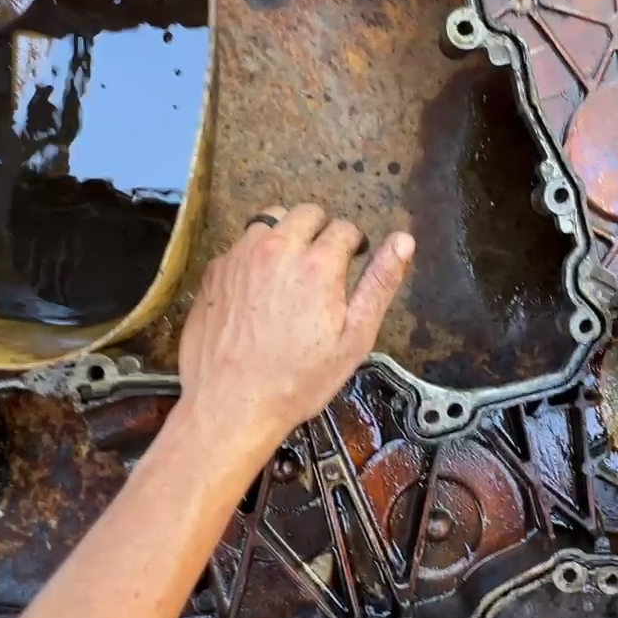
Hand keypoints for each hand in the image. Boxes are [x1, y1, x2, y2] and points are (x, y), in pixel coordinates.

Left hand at [176, 204, 413, 452]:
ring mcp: (239, 257)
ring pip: (269, 221)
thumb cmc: (299, 379)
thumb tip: (404, 240)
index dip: (353, 244)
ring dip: (285, 236)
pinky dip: (254, 256)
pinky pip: (240, 246)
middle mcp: (276, 249)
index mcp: (317, 264)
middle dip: (320, 231)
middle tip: (323, 264)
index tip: (351, 261)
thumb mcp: (354, 338)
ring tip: (289, 271)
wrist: (230, 405)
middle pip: (306, 212)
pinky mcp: (213, 271)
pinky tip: (257, 291)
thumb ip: (380, 284)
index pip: (344, 228)